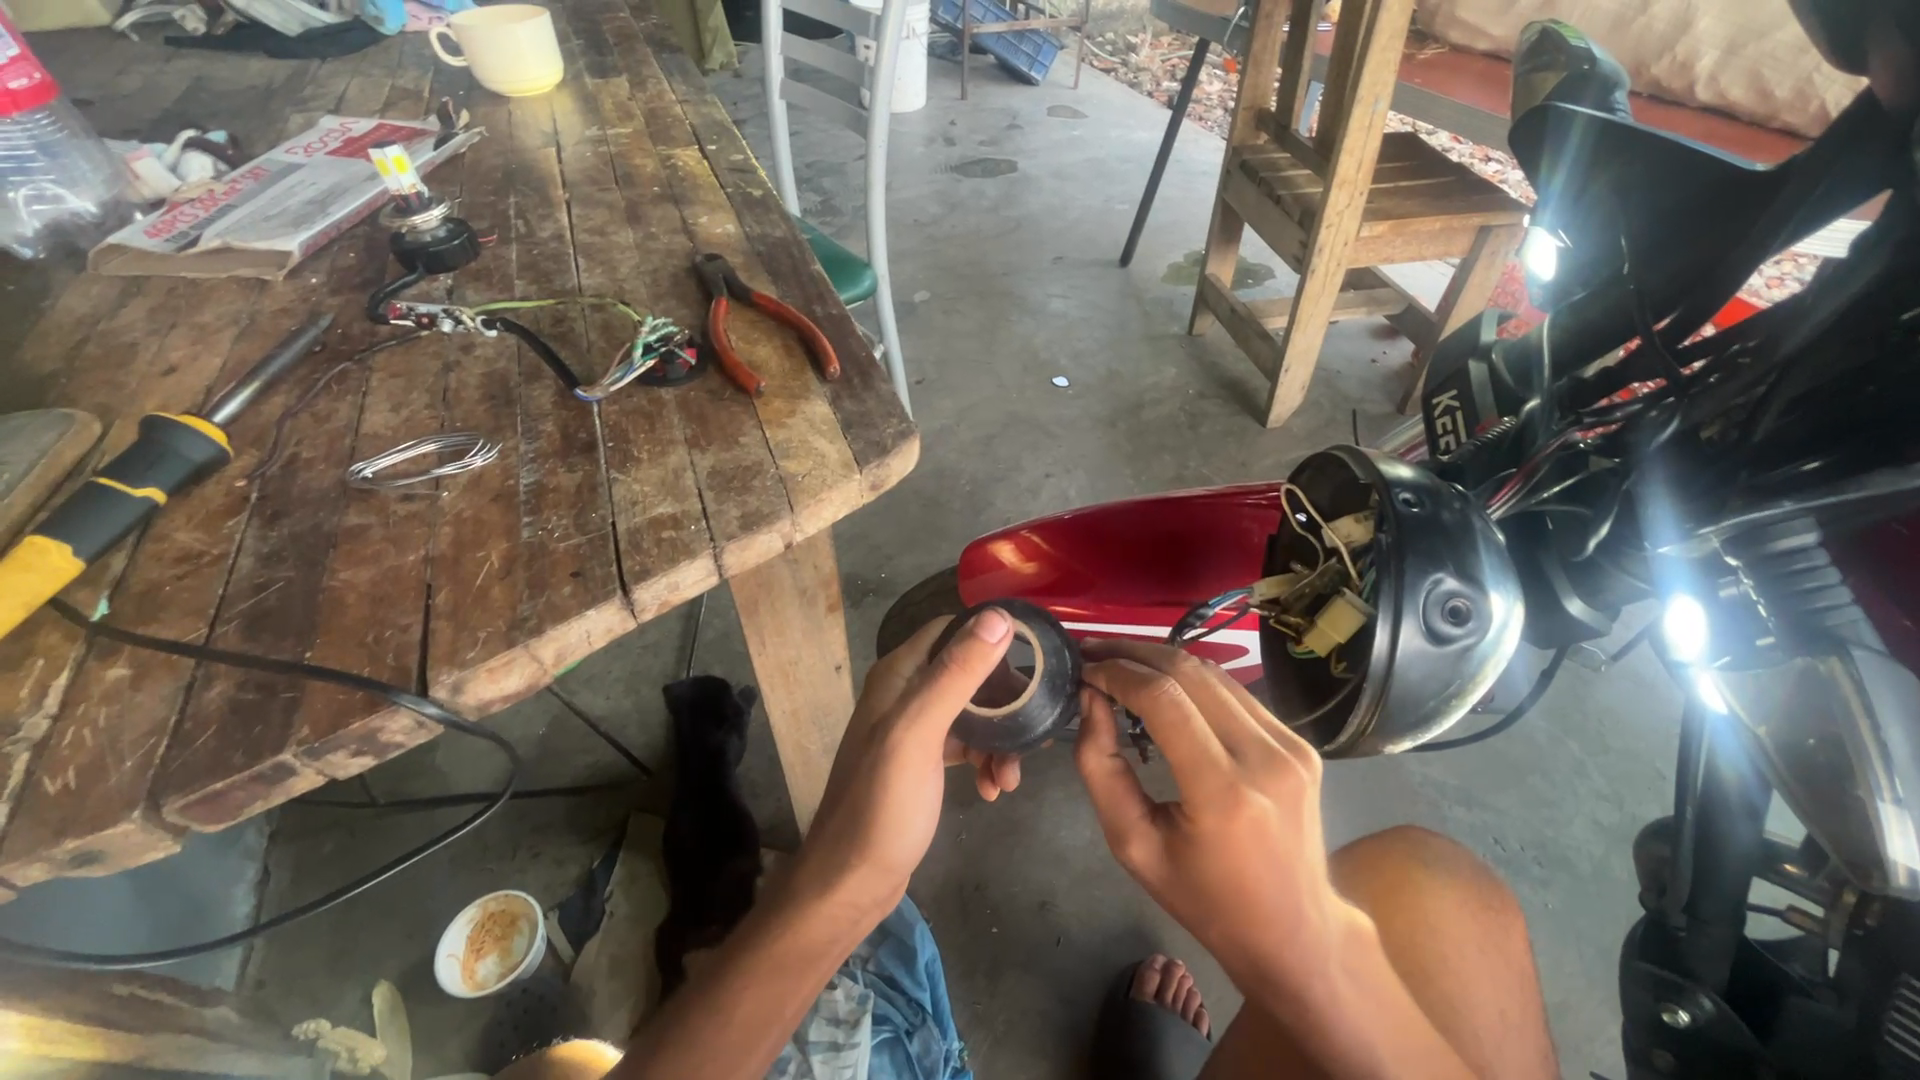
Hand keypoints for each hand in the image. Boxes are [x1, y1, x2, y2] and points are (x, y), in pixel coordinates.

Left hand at [792, 609, 1020, 912]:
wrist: (852, 881)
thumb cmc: (882, 805)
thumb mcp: (919, 734)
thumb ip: (956, 674)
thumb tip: (999, 617)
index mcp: (898, 675)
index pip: (953, 630)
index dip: (993, 639)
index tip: (1036, 658)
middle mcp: (904, 693)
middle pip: (969, 674)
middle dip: (1004, 700)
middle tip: (1032, 728)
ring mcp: (912, 730)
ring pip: (973, 714)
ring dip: (999, 738)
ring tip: (1011, 776)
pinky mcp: (922, 763)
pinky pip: (965, 746)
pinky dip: (984, 761)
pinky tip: (994, 789)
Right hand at [1073, 639, 1361, 1001]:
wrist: (1293, 930)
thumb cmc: (1202, 898)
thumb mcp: (1133, 844)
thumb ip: (1101, 768)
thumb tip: (1090, 700)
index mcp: (1222, 792)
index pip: (1163, 700)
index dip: (1116, 673)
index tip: (1083, 669)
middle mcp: (1265, 758)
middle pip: (1189, 673)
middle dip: (1134, 653)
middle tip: (1093, 652)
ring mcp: (1291, 746)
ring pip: (1214, 674)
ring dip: (1162, 660)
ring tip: (1120, 662)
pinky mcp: (1300, 743)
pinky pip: (1236, 694)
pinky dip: (1193, 681)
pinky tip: (1163, 686)